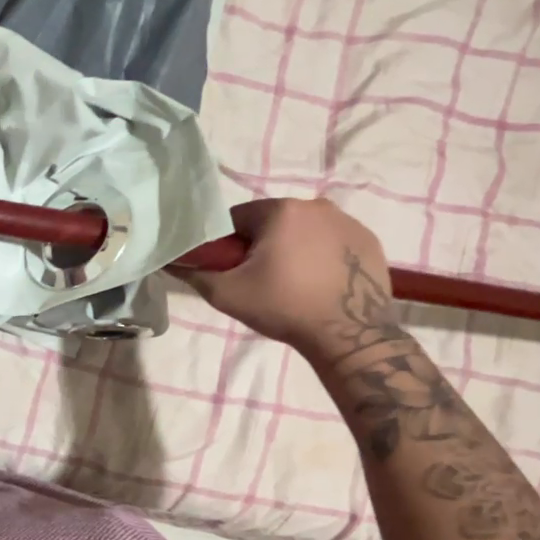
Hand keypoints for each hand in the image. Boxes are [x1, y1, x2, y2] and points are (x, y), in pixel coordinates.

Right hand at [182, 198, 404, 366]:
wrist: (348, 334)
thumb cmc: (282, 307)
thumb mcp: (225, 294)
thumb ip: (194, 273)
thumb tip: (170, 262)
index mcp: (280, 210)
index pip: (237, 218)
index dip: (227, 244)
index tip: (230, 269)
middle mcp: (317, 206)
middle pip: (273, 222)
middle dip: (261, 245)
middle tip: (257, 281)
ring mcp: (349, 222)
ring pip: (303, 231)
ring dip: (292, 249)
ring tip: (291, 284)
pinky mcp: (369, 241)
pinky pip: (332, 242)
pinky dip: (321, 257)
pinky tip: (317, 284)